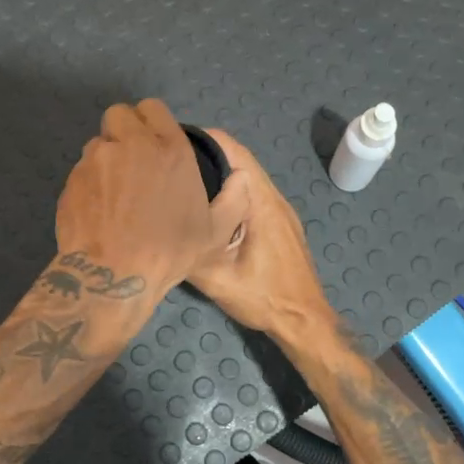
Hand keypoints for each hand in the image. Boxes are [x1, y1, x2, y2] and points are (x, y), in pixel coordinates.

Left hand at [55, 100, 235, 295]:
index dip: (152, 122)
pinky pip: (81, 170)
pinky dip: (89, 182)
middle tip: (132, 159)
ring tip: (114, 190)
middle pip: (119, 114)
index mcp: (170, 149)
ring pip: (98, 143)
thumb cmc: (169, 252)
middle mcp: (131, 144)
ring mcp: (96, 160)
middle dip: (124, 130)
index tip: (155, 142)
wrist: (113, 275)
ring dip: (106, 157)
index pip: (153, 108)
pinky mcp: (72, 179)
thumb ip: (233, 200)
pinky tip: (98, 210)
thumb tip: (240, 177)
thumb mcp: (215, 232)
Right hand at [187, 131, 335, 340]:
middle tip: (170, 160)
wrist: (304, 322)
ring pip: (248, 180)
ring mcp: (281, 212)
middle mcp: (274, 199)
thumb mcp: (217, 278)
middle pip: (241, 161)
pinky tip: (208, 207)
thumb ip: (190, 249)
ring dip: (219, 174)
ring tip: (183, 179)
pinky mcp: (280, 226)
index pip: (235, 153)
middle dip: (207, 155)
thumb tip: (159, 229)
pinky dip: (230, 192)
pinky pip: (253, 196)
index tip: (172, 141)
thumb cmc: (265, 298)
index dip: (205, 141)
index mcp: (261, 202)